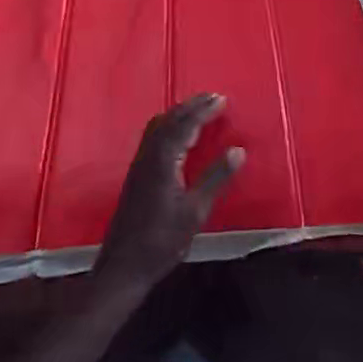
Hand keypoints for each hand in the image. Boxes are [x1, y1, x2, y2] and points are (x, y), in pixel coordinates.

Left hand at [94, 93, 245, 293]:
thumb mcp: (195, 211)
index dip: (204, 110)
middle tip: (213, 97)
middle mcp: (148, 154)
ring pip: (159, 126)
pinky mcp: (136, 173)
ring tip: (198, 109)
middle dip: (192, 106)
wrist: (124, 264)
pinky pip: (153, 136)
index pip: (186, 125)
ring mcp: (139, 163)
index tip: (222, 99)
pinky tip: (176, 134)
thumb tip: (238, 149)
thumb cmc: (162, 240)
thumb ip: (216, 178)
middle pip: (170, 120)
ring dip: (179, 114)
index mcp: (163, 159)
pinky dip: (169, 125)